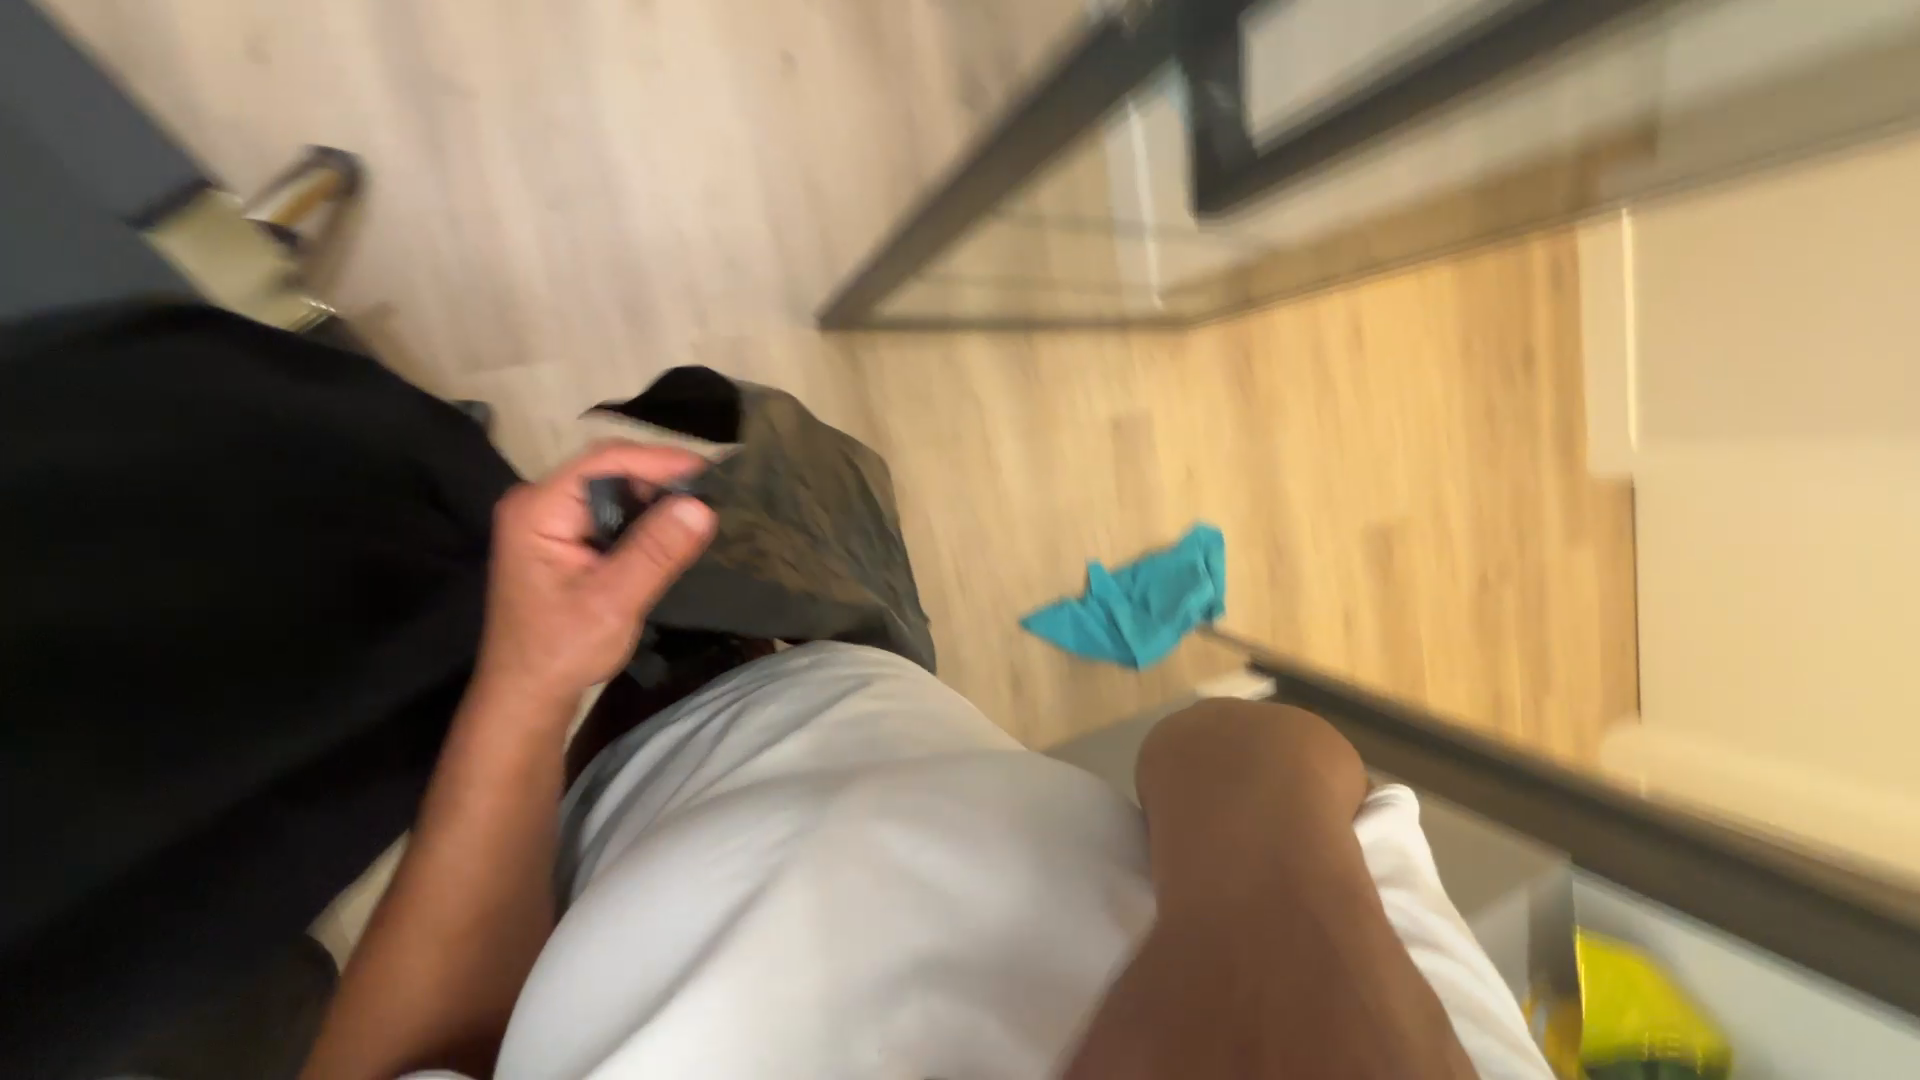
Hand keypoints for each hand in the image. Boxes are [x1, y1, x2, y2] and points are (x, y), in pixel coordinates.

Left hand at [473, 441, 716, 711]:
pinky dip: (645, 518)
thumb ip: (656, 552)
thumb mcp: (613, 601)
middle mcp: (540, 503)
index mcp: (539, 508)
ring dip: (657, 499)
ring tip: (703, 508)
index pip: (605, 461)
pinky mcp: (565, 539)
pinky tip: (674, 530)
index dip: (660, 460)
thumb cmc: (561, 651)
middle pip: (610, 470)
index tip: (711, 471)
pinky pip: (612, 513)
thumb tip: (703, 507)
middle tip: (715, 493)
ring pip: (615, 491)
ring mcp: (551, 521)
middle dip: (662, 479)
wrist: (528, 695)